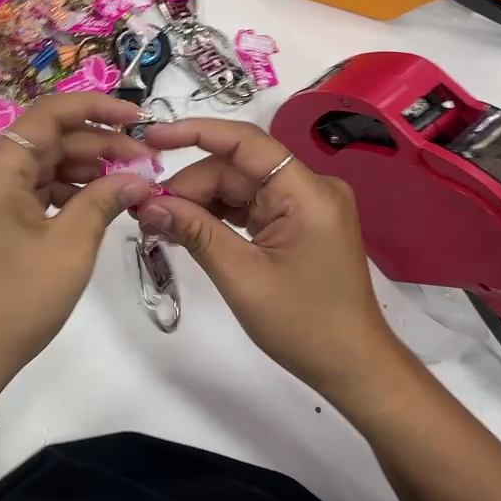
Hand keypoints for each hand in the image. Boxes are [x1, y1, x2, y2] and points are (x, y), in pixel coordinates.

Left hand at [0, 94, 154, 412]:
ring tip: (130, 182)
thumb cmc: (22, 298)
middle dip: (98, 144)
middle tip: (145, 162)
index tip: (137, 117)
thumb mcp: (72, 245)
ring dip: (85, 168)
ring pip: (43, 163)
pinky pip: (34, 187)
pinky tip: (100, 199)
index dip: (95, 108)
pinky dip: (67, 190)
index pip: (48, 115)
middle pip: (48, 139)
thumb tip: (139, 177)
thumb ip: (105, 199)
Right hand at [136, 118, 406, 404]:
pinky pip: (248, 206)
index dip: (195, 132)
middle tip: (146, 209)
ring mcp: (304, 206)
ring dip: (198, 201)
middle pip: (236, 167)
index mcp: (307, 193)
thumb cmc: (304, 325)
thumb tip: (147, 203)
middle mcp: (309, 188)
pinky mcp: (296, 223)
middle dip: (189, 184)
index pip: (245, 142)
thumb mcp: (241, 277)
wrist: (354, 368)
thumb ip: (194, 231)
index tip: (150, 138)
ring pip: (237, 186)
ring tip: (158, 222)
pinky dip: (215, 216)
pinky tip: (184, 230)